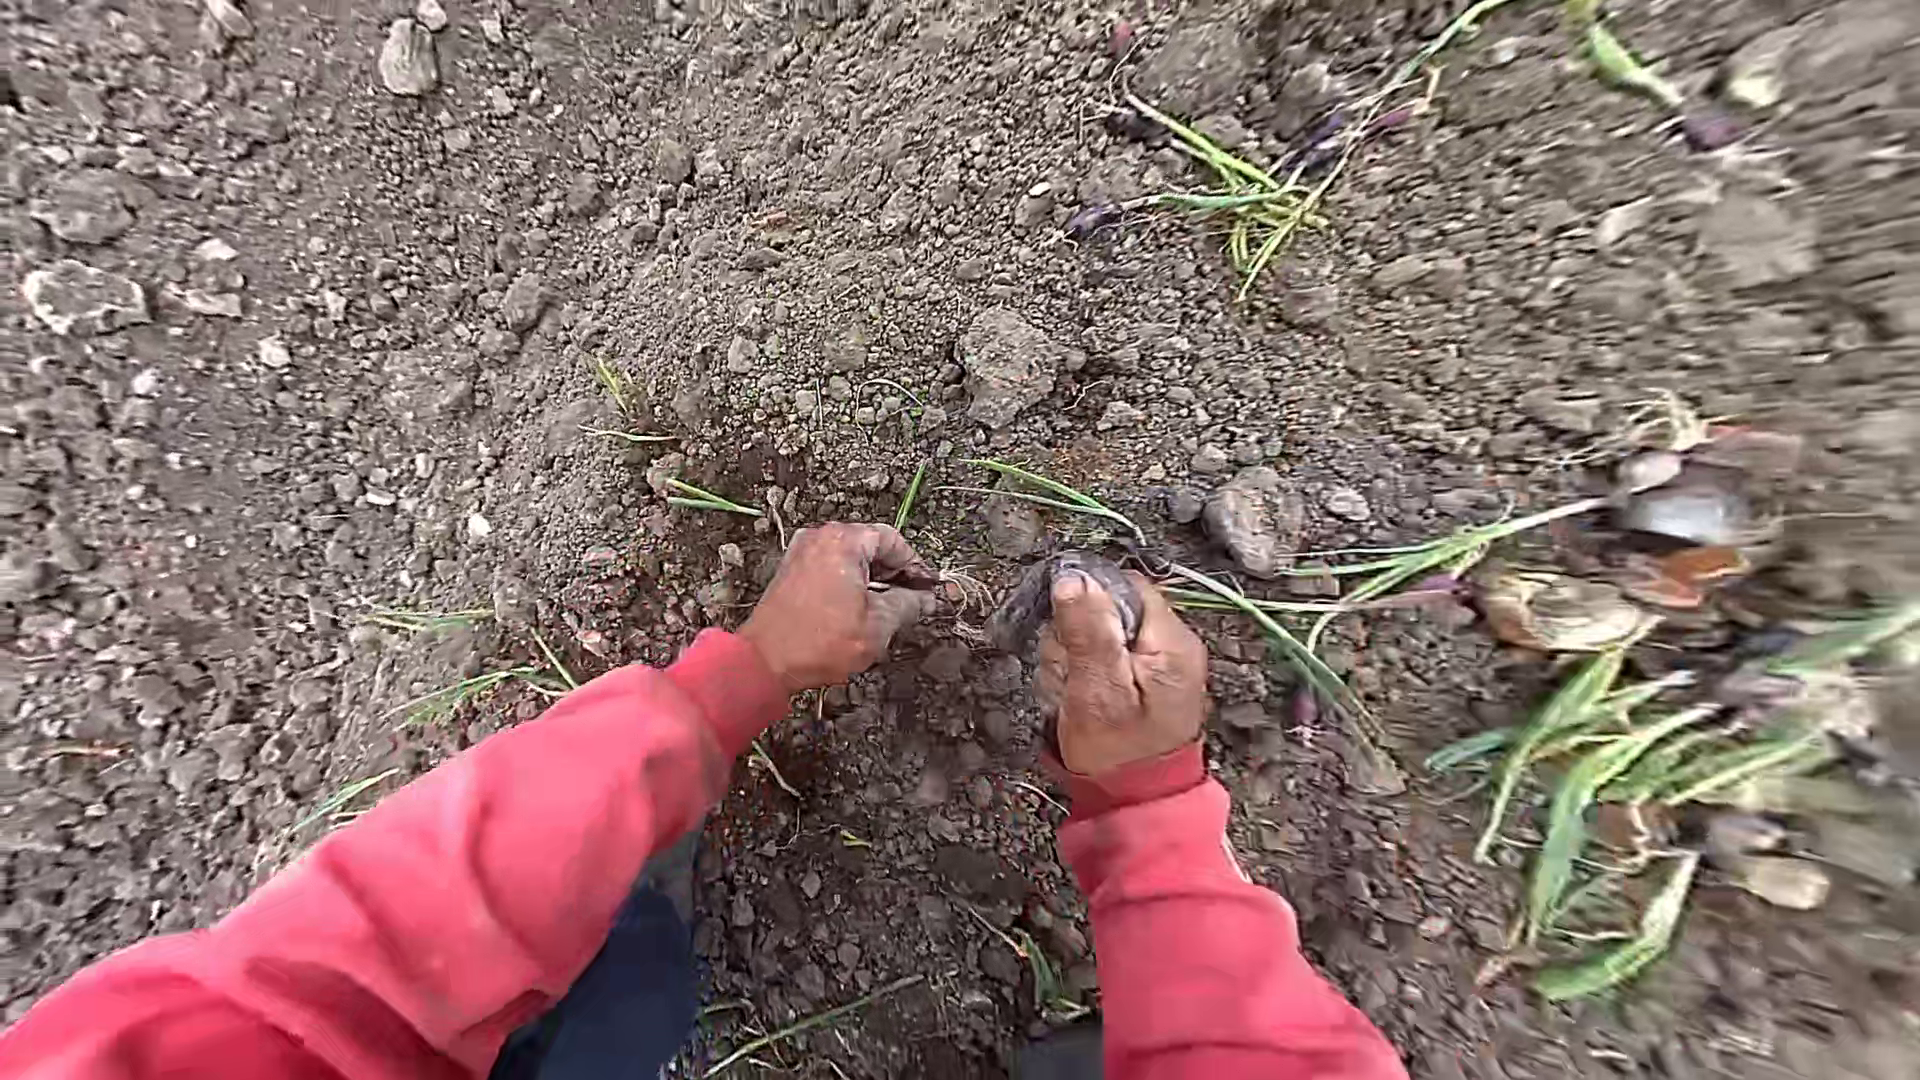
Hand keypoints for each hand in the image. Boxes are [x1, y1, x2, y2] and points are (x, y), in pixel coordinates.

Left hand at [739, 523, 935, 692]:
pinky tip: (860, 609)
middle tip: (911, 599)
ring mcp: (803, 553)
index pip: (894, 541)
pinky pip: (832, 567)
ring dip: (873, 579)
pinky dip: (850, 582)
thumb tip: (925, 599)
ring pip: (852, 558)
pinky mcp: (793, 571)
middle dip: (895, 574)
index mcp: (844, 541)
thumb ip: (909, 604)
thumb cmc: (817, 643)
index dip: (915, 566)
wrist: (764, 663)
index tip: (926, 588)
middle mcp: (820, 538)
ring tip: (888, 609)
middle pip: (872, 546)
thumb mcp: (878, 624)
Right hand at [1037, 570, 1208, 775]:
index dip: (1090, 598)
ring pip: (1100, 633)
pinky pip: (1102, 658)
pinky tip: (1077, 695)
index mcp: (1170, 642)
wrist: (1133, 803)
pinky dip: (1082, 672)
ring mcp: (1156, 665)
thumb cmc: (1118, 751)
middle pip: (1110, 610)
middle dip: (1077, 635)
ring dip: (1074, 656)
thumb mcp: (1097, 688)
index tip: (1065, 625)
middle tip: (1071, 672)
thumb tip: (1074, 579)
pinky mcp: (1141, 681)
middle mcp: (1170, 647)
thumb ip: (1088, 631)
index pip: (1126, 586)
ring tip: (1072, 689)